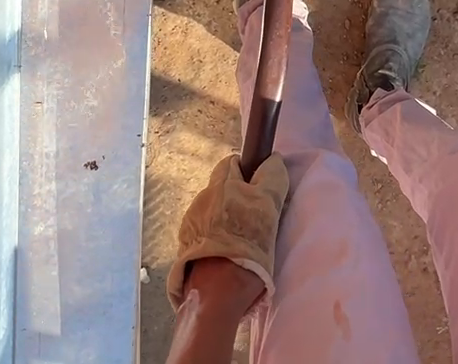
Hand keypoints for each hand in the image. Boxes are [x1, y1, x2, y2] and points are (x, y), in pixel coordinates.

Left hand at [167, 153, 288, 308]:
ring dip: (223, 216)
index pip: (233, 162)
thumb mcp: (269, 209)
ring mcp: (191, 221)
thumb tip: (273, 160)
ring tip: (239, 239)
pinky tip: (224, 252)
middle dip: (236, 196)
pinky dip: (212, 234)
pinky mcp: (184, 243)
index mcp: (222, 185)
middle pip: (221, 186)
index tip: (259, 189)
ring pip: (212, 208)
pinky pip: (202, 228)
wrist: (215, 296)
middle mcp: (203, 197)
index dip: (247, 172)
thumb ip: (271, 179)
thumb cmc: (247, 250)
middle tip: (254, 217)